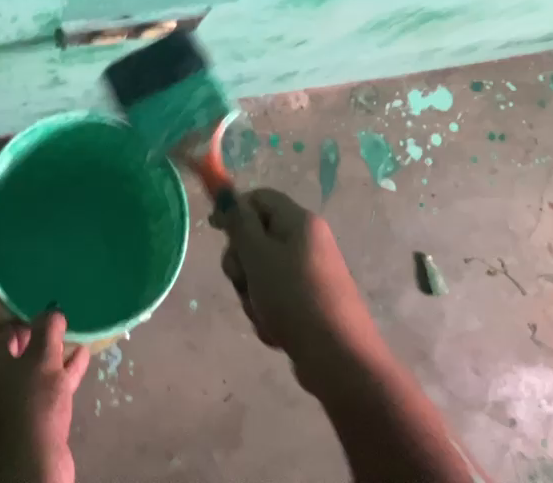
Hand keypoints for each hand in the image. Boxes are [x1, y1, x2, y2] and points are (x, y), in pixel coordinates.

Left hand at [0, 309, 89, 482]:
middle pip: (19, 350)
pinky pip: (45, 388)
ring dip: (55, 354)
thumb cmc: (33, 402)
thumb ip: (48, 329)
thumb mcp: (43, 358)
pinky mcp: (29, 420)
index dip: (25, 317)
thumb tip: (53, 311)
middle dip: (42, 336)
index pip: (3, 329)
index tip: (47, 310)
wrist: (32, 463)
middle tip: (62, 323)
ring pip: (35, 370)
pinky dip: (62, 373)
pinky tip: (82, 359)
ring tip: (77, 337)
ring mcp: (11, 403)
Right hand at [211, 188, 381, 386]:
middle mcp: (307, 242)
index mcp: (300, 222)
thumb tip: (228, 195)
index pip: (260, 198)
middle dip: (242, 263)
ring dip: (252, 293)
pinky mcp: (309, 303)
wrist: (338, 358)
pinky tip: (276, 331)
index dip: (234, 209)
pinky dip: (268, 312)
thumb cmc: (294, 297)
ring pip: (262, 272)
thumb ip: (239, 223)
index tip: (214, 230)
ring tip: (263, 313)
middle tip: (244, 280)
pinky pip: (275, 297)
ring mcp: (309, 274)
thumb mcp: (258, 255)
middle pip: (257, 237)